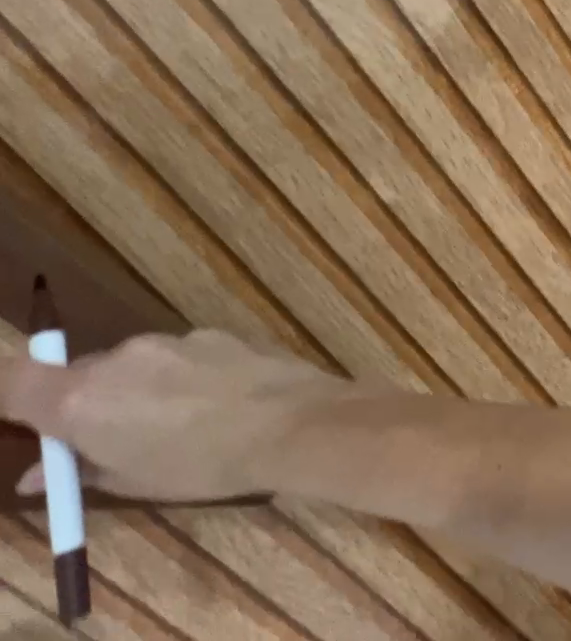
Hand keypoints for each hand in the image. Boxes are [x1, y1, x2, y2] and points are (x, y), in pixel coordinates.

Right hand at [1, 330, 356, 502]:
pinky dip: (190, 373)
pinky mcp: (224, 333)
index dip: (11, 392)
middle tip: (119, 435)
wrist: (298, 422)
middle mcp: (122, 358)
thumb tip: (38, 475)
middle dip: (91, 400)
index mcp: (79, 397)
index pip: (11, 379)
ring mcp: (177, 340)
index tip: (27, 414)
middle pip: (83, 373)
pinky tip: (223, 399)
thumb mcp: (131, 480)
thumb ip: (78, 471)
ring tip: (185, 420)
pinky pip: (187, 355)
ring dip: (145, 386)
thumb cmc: (206, 463)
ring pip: (139, 363)